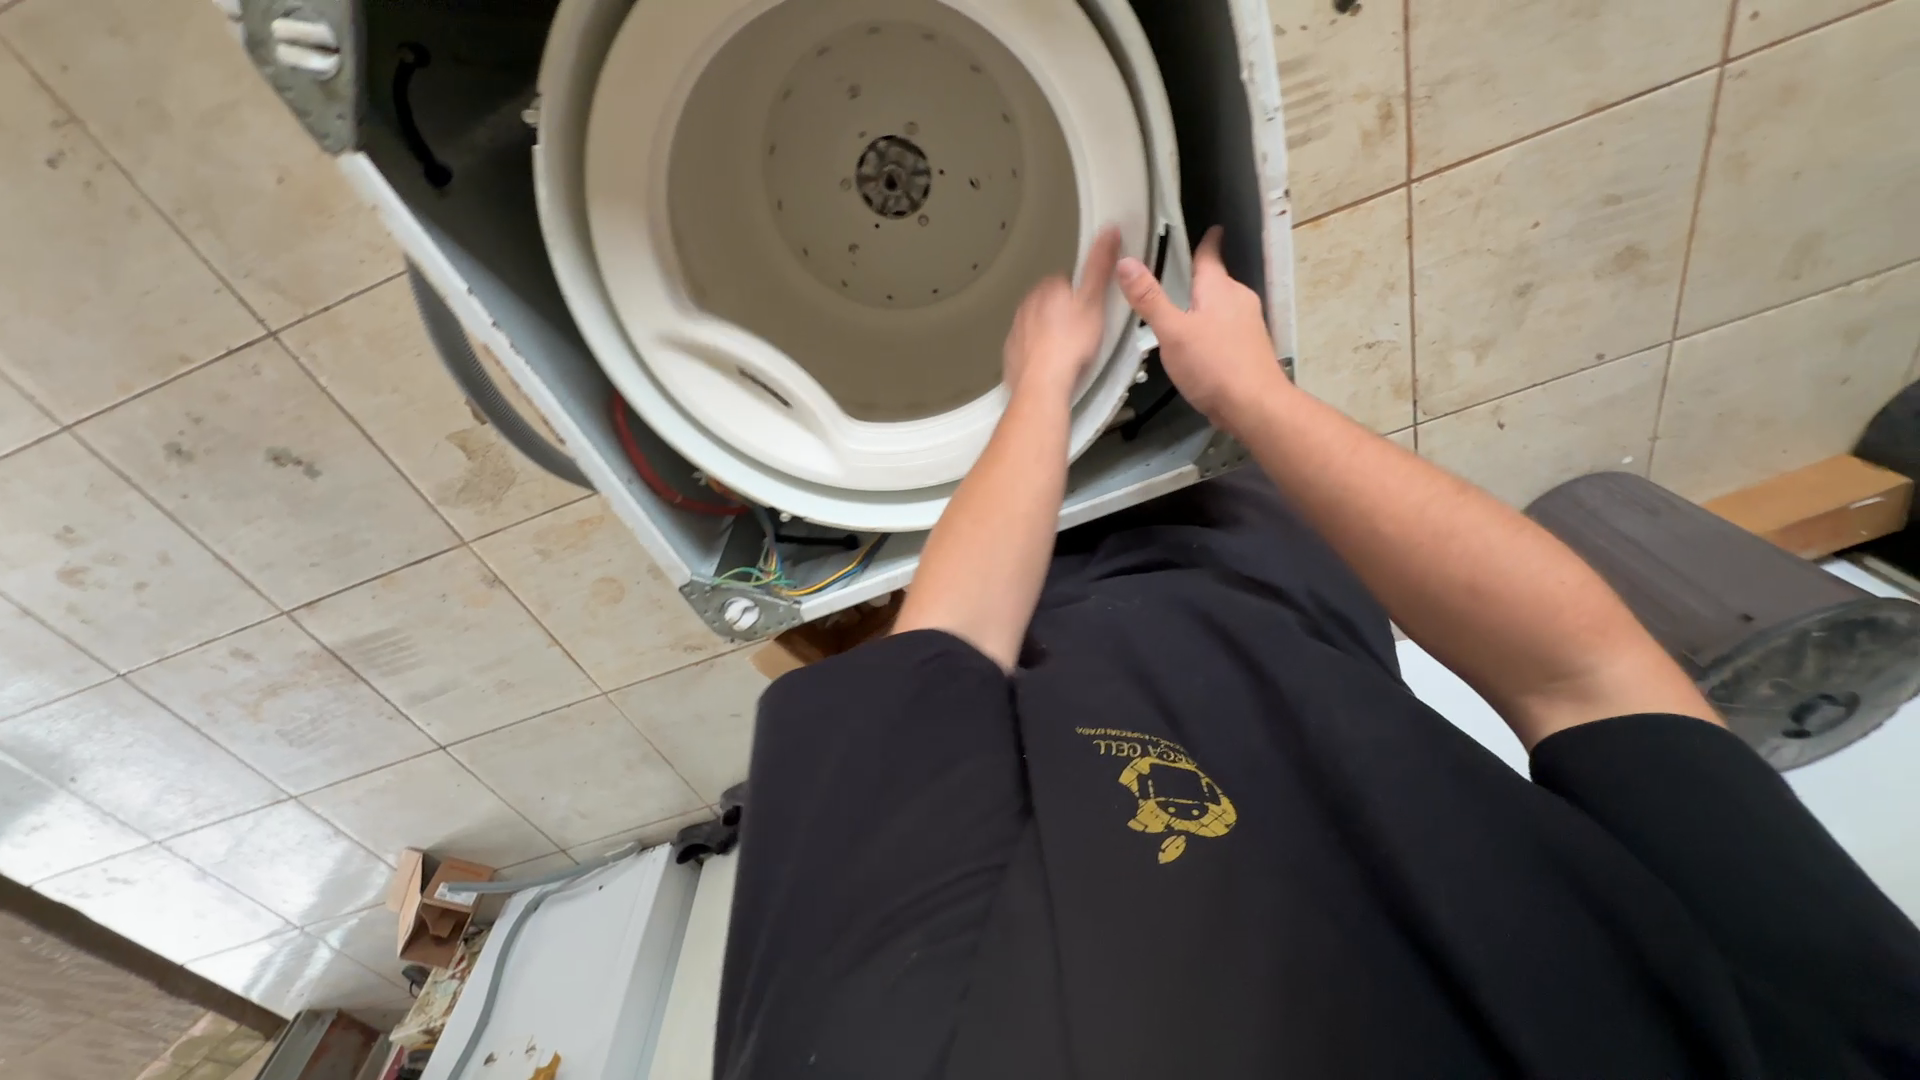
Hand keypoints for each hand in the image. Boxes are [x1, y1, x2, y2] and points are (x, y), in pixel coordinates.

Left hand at [1002, 227, 1122, 402]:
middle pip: (1050, 303)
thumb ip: (1099, 266)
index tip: (1090, 306)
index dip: (1080, 295)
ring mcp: (1017, 331)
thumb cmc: (1068, 346)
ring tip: (1069, 350)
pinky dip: (1039, 354)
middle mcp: (1027, 307)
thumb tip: (1108, 233)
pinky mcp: (1012, 354)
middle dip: (1064, 313)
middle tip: (1082, 330)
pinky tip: (1053, 364)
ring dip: (1051, 333)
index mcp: (1047, 289)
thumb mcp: (1093, 301)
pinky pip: (1028, 348)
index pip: (1065, 281)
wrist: (1043, 383)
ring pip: (1037, 326)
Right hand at [1116, 226, 1290, 431]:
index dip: (1208, 241)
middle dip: (1201, 278)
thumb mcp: (1171, 332)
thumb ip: (1149, 299)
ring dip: (1206, 306)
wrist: (1254, 406)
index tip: (1211, 229)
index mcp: (1219, 289)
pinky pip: (1228, 328)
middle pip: (1218, 281)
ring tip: (1184, 313)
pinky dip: (1213, 329)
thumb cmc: (1213, 366)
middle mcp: (1239, 299)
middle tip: (1179, 277)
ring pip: (1223, 306)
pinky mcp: (1251, 348)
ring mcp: (1249, 324)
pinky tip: (1201, 346)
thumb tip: (1125, 261)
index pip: (1211, 255)